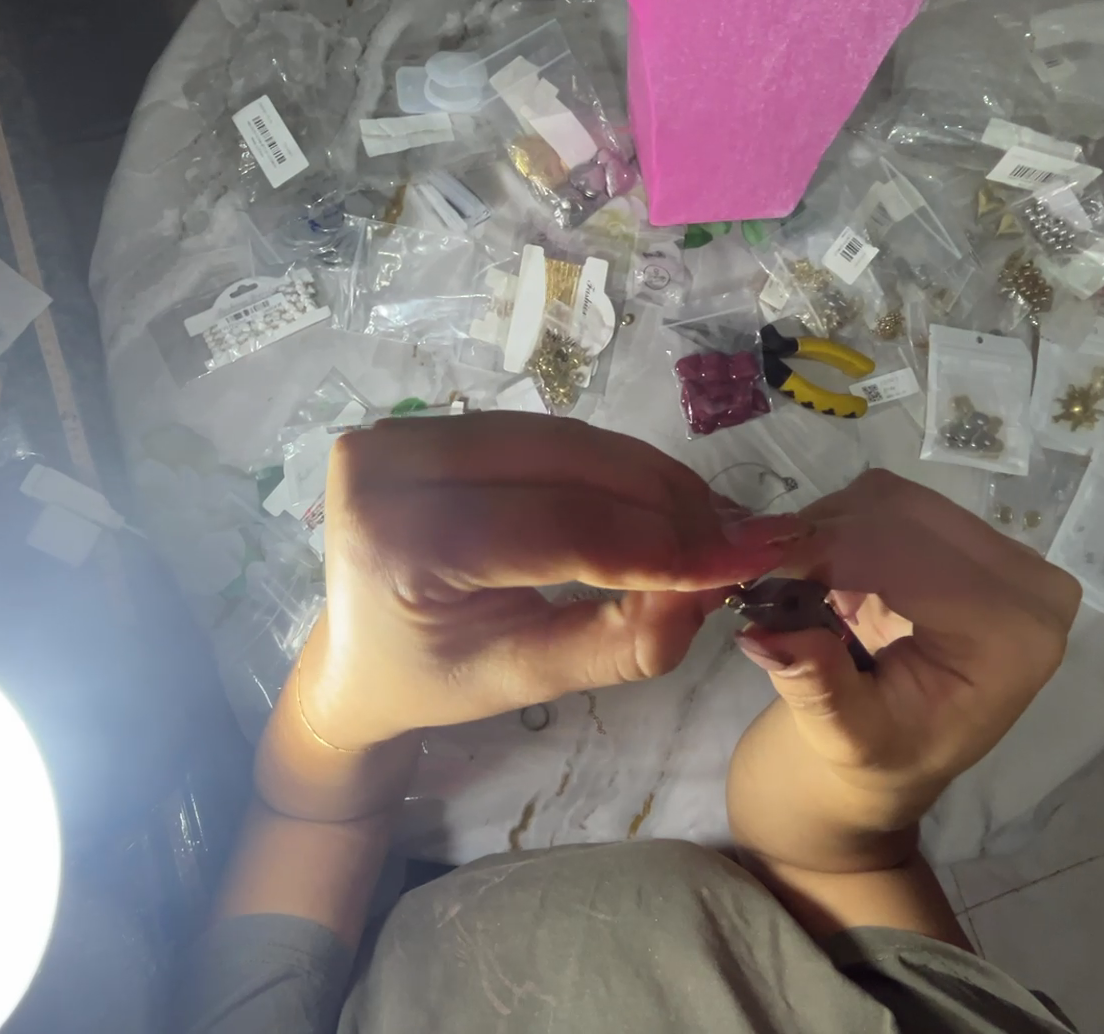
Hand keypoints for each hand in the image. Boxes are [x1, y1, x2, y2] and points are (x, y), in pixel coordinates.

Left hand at [262, 413, 802, 820]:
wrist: (358, 654)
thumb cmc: (429, 679)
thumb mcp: (525, 679)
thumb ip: (624, 639)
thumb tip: (715, 584)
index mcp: (400, 543)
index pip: (556, 528)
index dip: (659, 544)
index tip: (744, 558)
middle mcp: (389, 466)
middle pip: (564, 464)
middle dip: (662, 502)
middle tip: (735, 538)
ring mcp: (402, 432)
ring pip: (562, 438)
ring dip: (642, 477)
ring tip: (702, 522)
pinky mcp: (426, 424)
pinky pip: (541, 434)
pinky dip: (603, 465)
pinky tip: (647, 497)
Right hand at [726, 469, 1081, 872]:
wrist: (893, 756)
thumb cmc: (876, 757)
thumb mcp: (844, 738)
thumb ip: (817, 688)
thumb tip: (763, 637)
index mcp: (1012, 636)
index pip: (903, 556)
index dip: (820, 557)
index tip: (753, 579)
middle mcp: (1027, 585)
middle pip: (897, 515)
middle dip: (819, 540)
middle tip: (764, 581)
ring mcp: (1003, 556)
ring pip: (886, 498)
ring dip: (824, 530)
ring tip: (792, 583)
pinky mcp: (972, 540)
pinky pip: (886, 498)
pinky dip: (837, 522)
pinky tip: (820, 569)